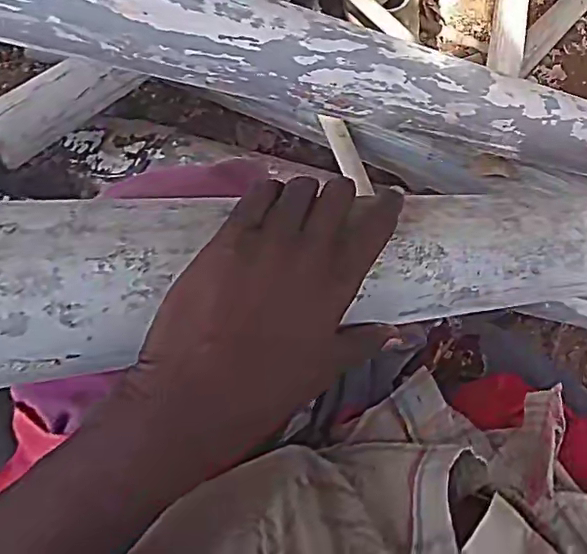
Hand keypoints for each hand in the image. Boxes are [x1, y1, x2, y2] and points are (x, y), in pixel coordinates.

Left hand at [83, 170, 402, 496]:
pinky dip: (267, 194)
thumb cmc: (265, 388)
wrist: (192, 398)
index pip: (376, 223)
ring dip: (303, 194)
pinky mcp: (229, 238)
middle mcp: (310, 250)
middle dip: (341, 193)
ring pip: (299, 187)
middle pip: (338, 192)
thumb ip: (363, 342)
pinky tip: (264, 207)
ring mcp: (269, 240)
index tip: (388, 199)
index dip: (388, 204)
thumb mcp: (324, 368)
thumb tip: (394, 333)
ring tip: (295, 208)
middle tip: (332, 206)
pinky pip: (258, 194)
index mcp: (339, 279)